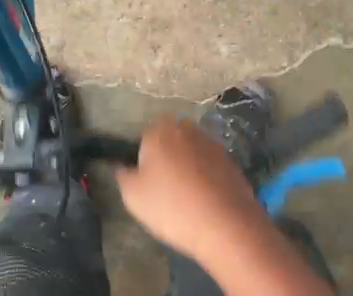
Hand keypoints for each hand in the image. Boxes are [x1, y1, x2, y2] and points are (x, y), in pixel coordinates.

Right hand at [115, 118, 270, 262]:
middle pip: (168, 141)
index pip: (144, 139)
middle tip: (164, 190)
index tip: (146, 184)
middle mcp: (185, 128)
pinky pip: (209, 165)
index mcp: (159, 131)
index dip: (143, 161)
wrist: (225, 223)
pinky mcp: (229, 159)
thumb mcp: (133, 197)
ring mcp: (210, 142)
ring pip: (190, 152)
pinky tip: (205, 200)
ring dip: (187, 167)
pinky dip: (205, 177)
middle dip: (166, 159)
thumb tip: (123, 166)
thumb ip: (123, 175)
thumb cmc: (171, 207)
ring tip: (187, 198)